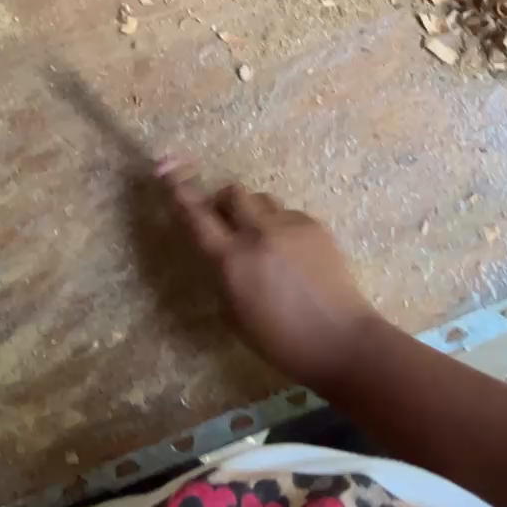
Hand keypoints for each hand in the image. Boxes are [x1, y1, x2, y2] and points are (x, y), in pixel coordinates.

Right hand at [160, 160, 386, 388]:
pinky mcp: (315, 226)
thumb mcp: (235, 314)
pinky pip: (289, 214)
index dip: (179, 189)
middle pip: (232, 192)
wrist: (341, 341)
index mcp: (232, 260)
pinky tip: (295, 257)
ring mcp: (290, 225)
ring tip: (267, 243)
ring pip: (262, 200)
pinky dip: (283, 228)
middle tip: (228, 222)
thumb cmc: (281, 340)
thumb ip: (223, 274)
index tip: (166, 165)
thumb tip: (221, 252)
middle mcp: (258, 233)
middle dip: (224, 201)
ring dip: (255, 214)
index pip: (197, 216)